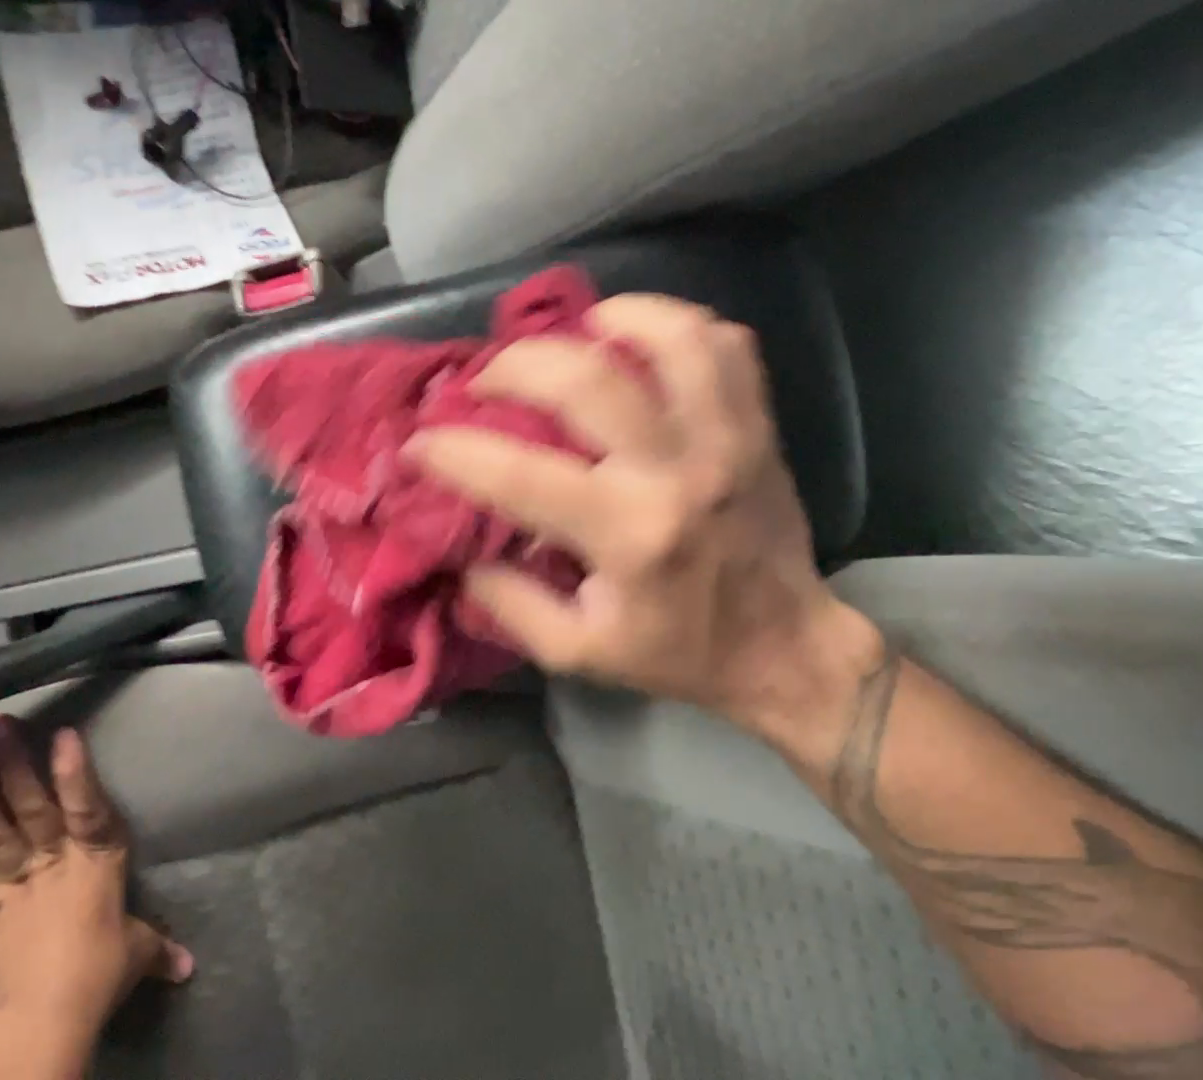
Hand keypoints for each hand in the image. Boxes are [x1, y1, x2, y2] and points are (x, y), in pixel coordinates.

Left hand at [0, 716, 193, 1044]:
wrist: (48, 1017)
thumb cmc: (99, 974)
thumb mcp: (136, 954)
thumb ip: (159, 949)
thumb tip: (190, 964)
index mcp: (95, 863)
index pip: (88, 807)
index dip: (75, 771)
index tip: (63, 733)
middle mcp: (53, 860)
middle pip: (32, 805)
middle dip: (15, 762)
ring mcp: (14, 880)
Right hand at [405, 295, 881, 752]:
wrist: (785, 648)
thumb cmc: (673, 653)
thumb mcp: (573, 652)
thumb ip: (506, 602)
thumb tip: (457, 552)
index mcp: (625, 536)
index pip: (516, 474)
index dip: (451, 451)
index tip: (417, 444)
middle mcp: (675, 472)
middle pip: (587, 377)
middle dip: (513, 366)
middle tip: (483, 382)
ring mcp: (726, 438)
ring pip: (668, 337)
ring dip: (602, 323)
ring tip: (565, 340)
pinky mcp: (757, 426)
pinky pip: (722, 344)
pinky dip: (671, 327)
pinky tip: (633, 343)